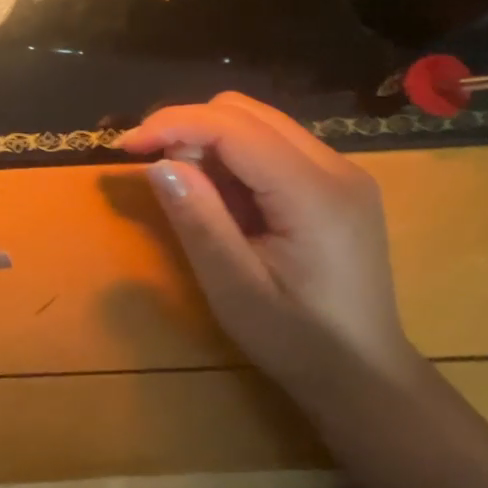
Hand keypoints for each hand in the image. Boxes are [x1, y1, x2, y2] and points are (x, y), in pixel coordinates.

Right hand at [119, 92, 420, 394]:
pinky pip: (271, 144)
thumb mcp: (233, 285)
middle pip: (245, 111)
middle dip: (188, 127)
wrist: (363, 375)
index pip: (232, 127)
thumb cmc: (294, 337)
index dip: (171, 124)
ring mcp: (341, 174)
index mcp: (314, 194)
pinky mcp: (336, 186)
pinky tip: (221, 197)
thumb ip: (198, 219)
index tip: (124, 147)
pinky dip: (232, 155)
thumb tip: (158, 164)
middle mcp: (336, 169)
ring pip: (257, 122)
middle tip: (157, 170)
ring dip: (209, 139)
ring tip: (188, 187)